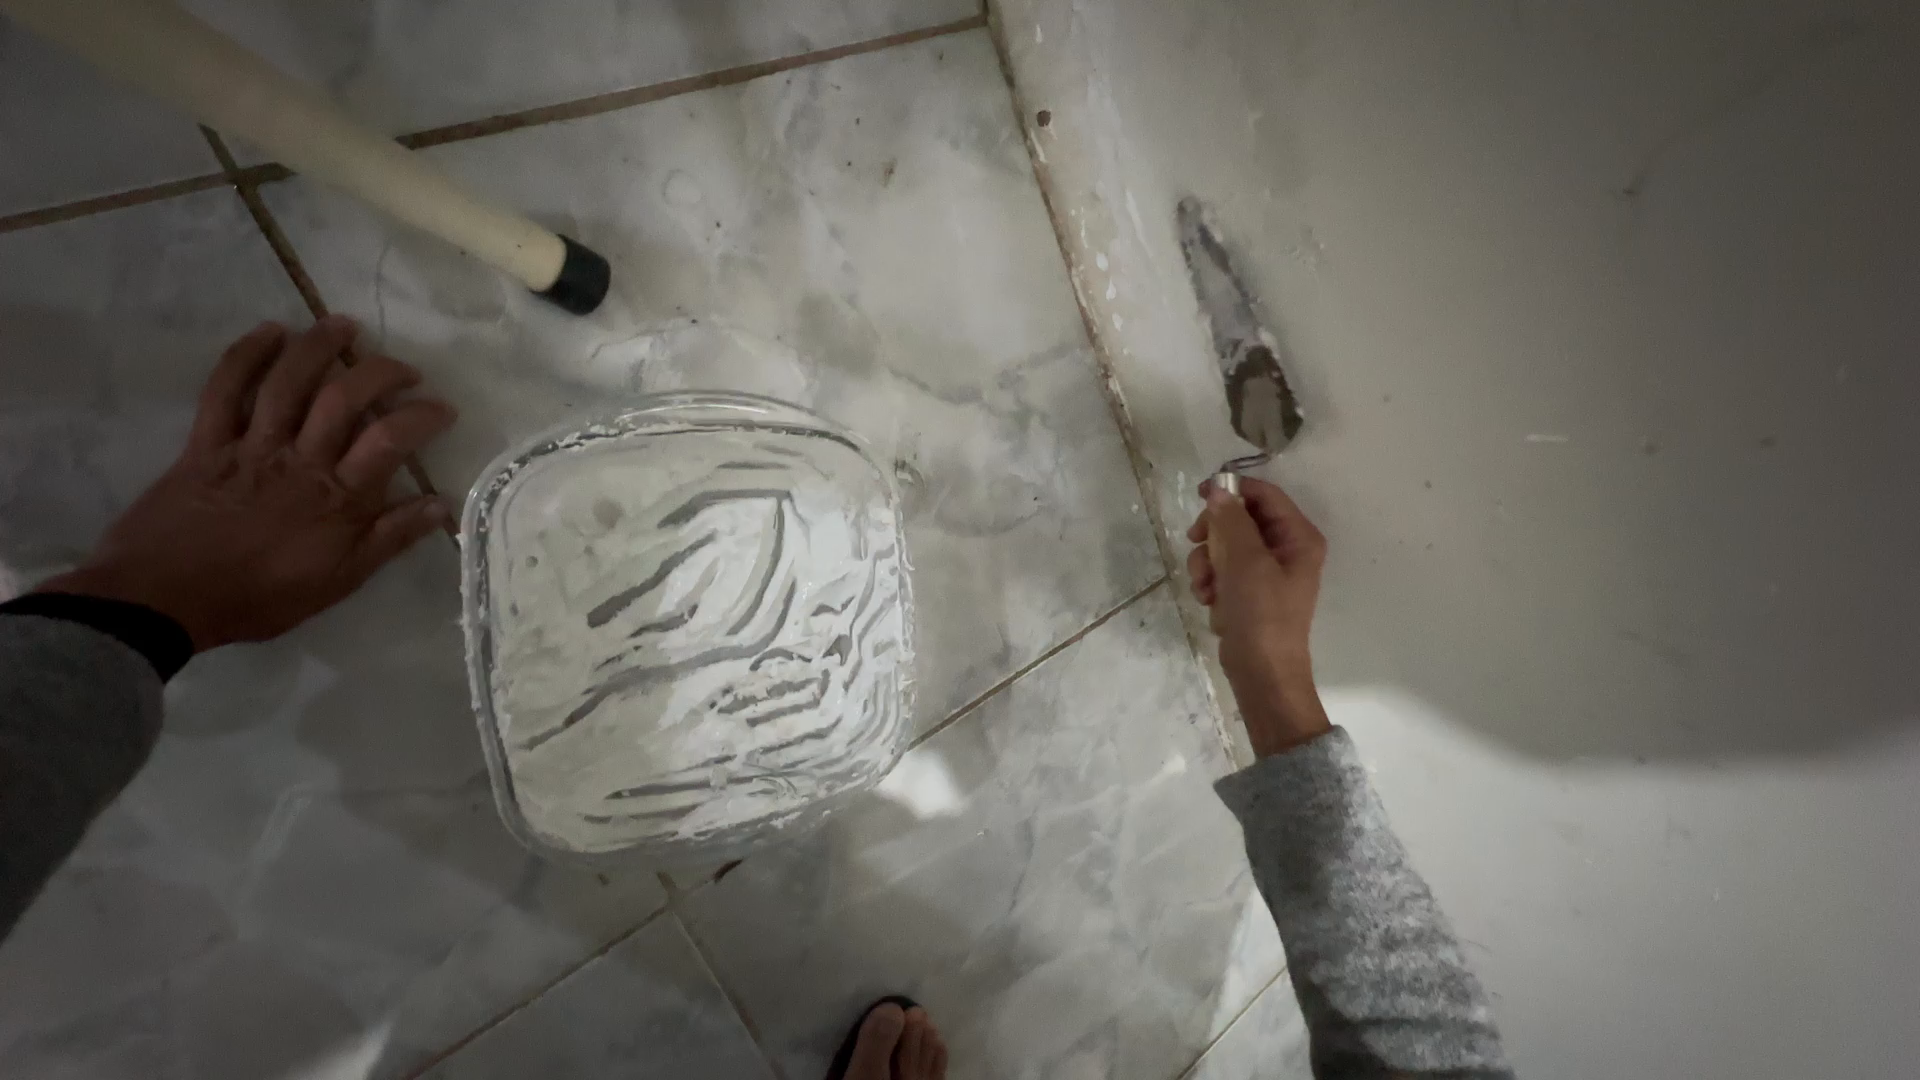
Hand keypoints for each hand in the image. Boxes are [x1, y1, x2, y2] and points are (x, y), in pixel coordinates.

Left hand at [37, 317, 456, 650]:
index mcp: (339, 497)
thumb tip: (442, 504)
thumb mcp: (344, 577)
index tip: (444, 409)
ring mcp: (250, 448)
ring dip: (317, 348)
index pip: (390, 440)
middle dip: (379, 373)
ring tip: (343, 325)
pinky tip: (269, 333)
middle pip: (342, 399)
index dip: (422, 415)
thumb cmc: (265, 594)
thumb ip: (393, 537)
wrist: (162, 601)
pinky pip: (224, 392)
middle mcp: (300, 461)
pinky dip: (245, 357)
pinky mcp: (205, 445)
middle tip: (405, 369)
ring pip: (286, 384)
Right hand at [1186, 475, 1331, 755]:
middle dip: (1214, 533)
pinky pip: (1221, 570)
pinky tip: (1208, 599)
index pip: (1265, 495)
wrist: (1262, 672)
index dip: (1233, 490)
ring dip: (1206, 561)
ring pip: (1225, 545)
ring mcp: (1266, 571)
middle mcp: (1286, 549)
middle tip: (1195, 542)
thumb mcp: (1245, 562)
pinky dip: (1210, 580)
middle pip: (1241, 519)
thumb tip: (1218, 491)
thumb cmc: (1261, 615)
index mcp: (1298, 537)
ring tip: (1204, 586)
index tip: (1199, 495)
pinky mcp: (1248, 591)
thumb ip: (1231, 522)